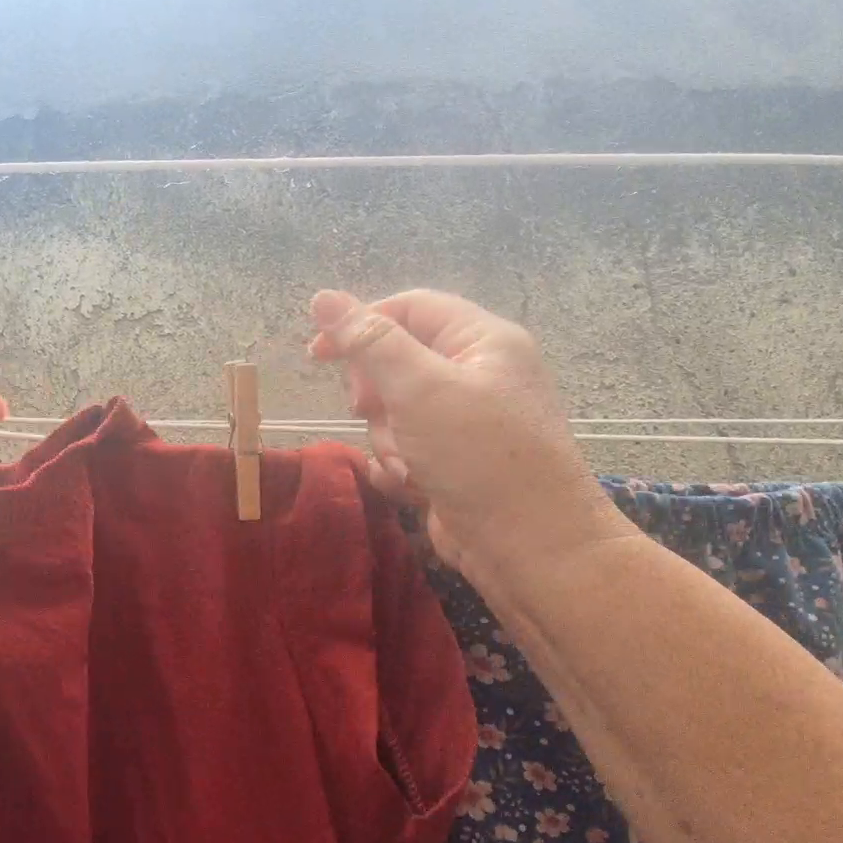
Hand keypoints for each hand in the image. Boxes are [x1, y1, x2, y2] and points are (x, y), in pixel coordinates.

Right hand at [307, 289, 636, 579]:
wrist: (526, 544)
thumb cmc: (479, 455)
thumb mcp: (419, 388)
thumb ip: (368, 341)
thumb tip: (323, 297)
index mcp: (482, 341)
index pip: (407, 309)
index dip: (358, 325)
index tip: (315, 356)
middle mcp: (475, 374)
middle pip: (393, 362)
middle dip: (374, 394)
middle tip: (371, 412)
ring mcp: (463, 421)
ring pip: (391, 411)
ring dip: (386, 438)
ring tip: (409, 462)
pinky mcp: (450, 460)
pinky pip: (400, 448)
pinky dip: (396, 467)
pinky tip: (412, 484)